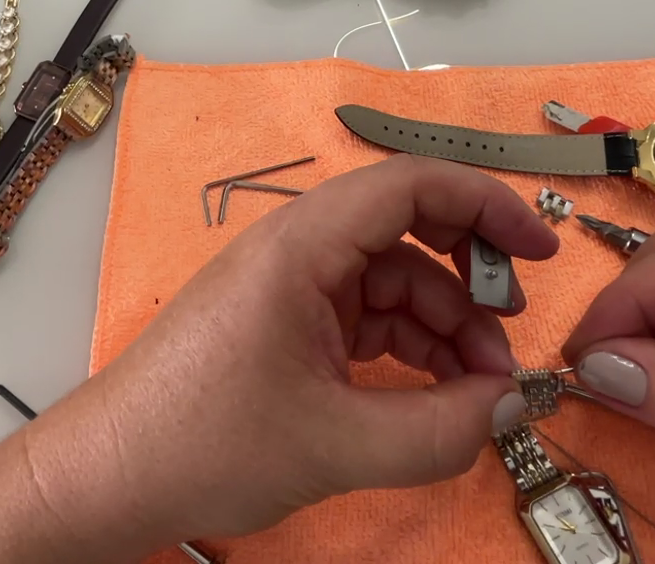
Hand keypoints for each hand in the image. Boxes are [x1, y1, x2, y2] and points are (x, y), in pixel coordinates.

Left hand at [29, 156, 558, 548]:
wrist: (114, 469)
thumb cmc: (209, 440)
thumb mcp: (336, 443)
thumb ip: (441, 429)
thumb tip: (512, 405)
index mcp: (301, 242)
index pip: (405, 184)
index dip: (481, 202)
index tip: (539, 247)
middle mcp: (297, 246)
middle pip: (403, 227)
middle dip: (468, 272)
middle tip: (514, 330)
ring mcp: (291, 282)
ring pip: (390, 278)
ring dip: (444, 323)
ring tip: (483, 388)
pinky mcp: (288, 318)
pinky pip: (366, 314)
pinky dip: (409, 345)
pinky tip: (440, 391)